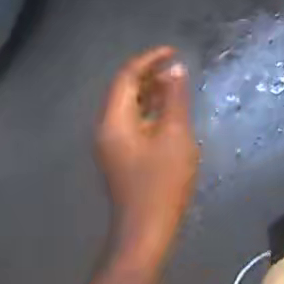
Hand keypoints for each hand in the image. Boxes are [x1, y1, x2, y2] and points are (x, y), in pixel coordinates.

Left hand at [96, 46, 199, 265]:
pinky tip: (170, 111)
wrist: (146, 232)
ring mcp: (112, 145)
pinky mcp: (121, 157)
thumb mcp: (175, 135)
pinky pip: (132, 121)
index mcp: (114, 121)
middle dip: (149, 74)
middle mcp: (106, 128)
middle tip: (177, 66)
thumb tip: (175, 69)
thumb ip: (174, 98)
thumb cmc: (161, 182)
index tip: (173, 51)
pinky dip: (149, 109)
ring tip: (177, 83)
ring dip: (150, 91)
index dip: (149, 60)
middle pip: (124, 90)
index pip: (126, 77)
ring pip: (128, 106)